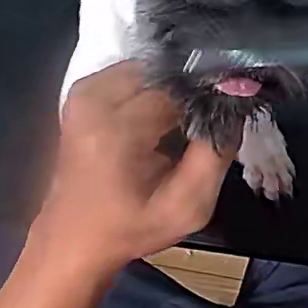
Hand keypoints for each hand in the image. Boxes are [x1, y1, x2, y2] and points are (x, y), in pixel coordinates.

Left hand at [29, 61, 234, 278]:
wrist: (74, 236)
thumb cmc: (129, 227)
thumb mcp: (187, 207)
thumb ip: (216, 154)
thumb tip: (233, 106)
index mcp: (115, 128)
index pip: (177, 90)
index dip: (204, 102)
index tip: (216, 125)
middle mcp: (93, 99)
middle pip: (162, 76)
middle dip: (185, 96)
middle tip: (194, 132)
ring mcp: (83, 92)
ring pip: (148, 71)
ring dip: (167, 94)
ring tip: (172, 131)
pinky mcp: (80, 93)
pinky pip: (129, 75)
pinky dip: (147, 93)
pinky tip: (152, 124)